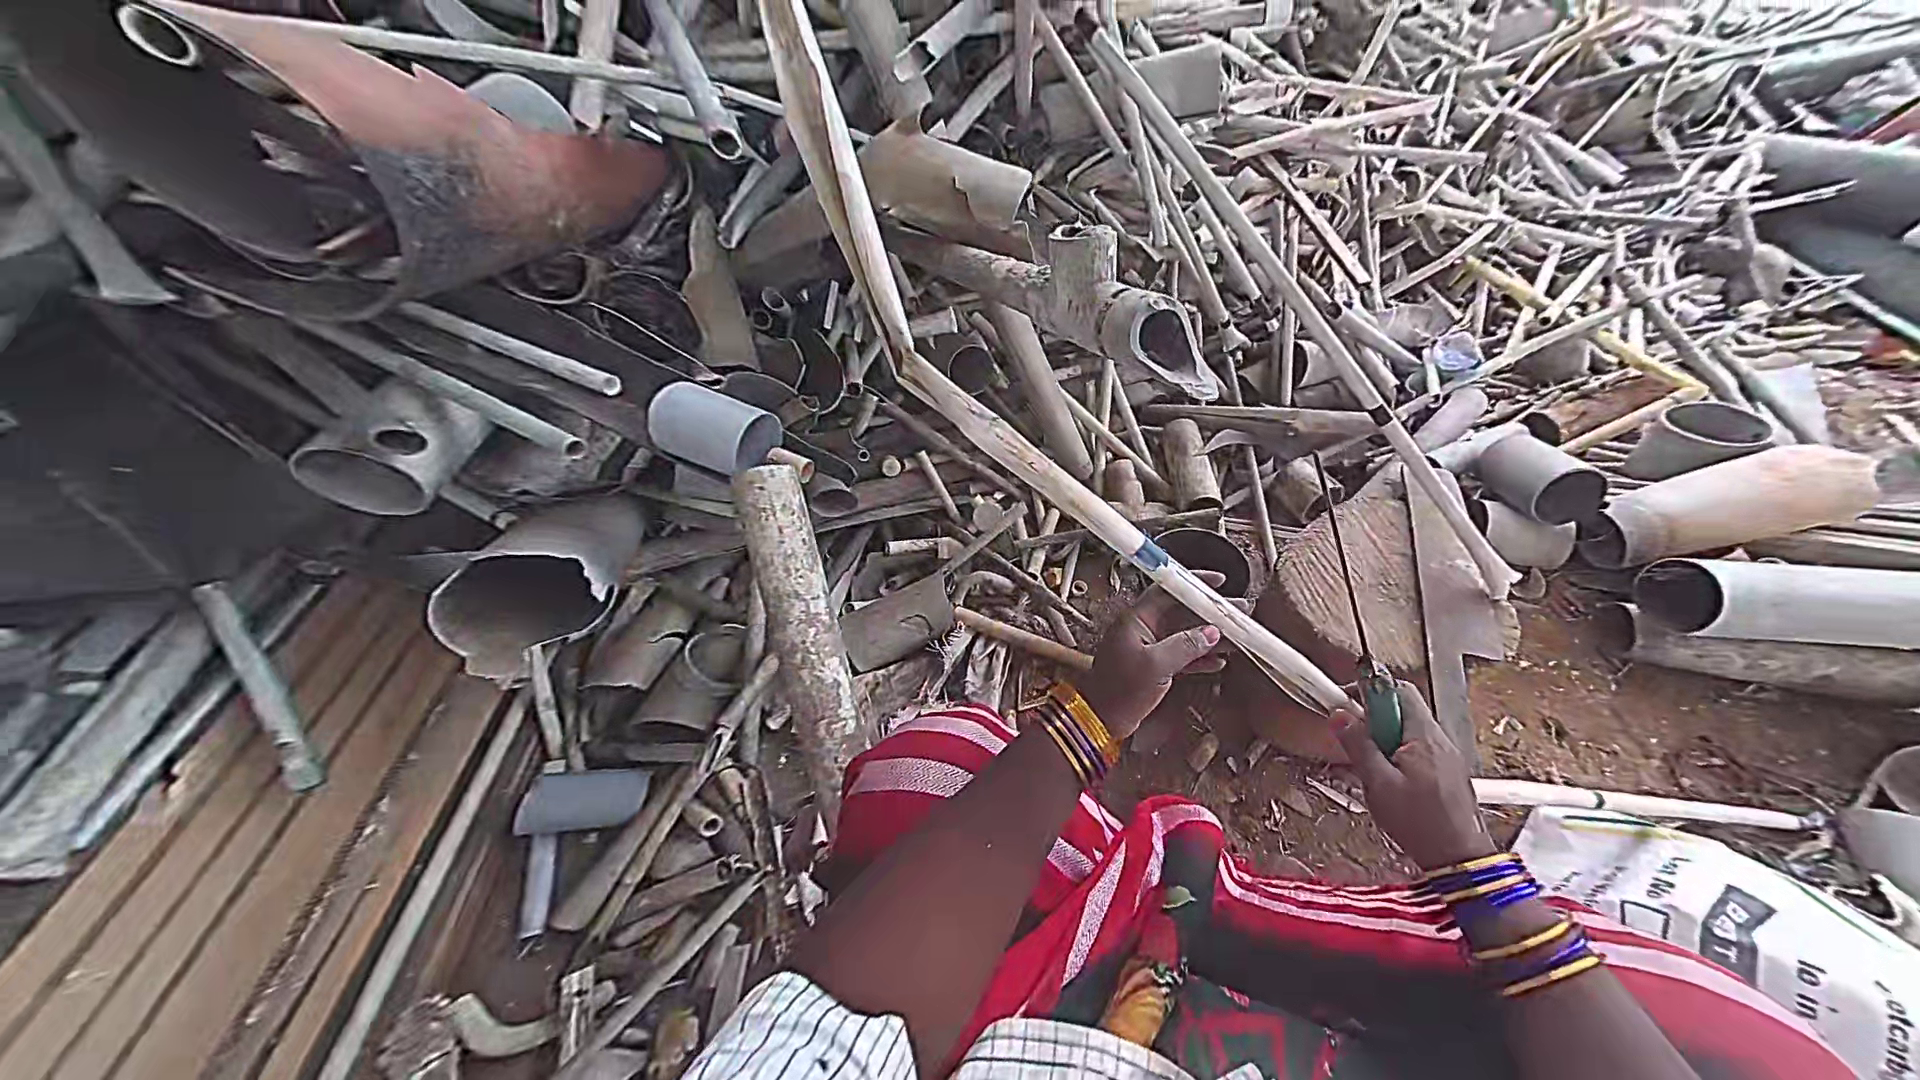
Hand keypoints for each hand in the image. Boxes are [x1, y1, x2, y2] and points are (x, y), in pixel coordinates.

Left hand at [1078, 573, 1227, 739]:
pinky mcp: (1153, 667)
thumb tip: (1211, 632)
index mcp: (1136, 620)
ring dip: (1211, 637)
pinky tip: (1219, 661)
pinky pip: (1181, 656)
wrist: (1101, 719)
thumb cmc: (1120, 690)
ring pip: (1185, 636)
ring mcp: (1148, 648)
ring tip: (1239, 637)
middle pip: (1181, 613)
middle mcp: (1142, 629)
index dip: (1192, 584)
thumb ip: (1185, 646)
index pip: (1166, 590)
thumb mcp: (1156, 665)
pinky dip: (1200, 658)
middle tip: (1240, 612)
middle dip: (1211, 613)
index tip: (1218, 583)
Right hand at [1330, 681, 1494, 870]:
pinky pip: (1415, 747)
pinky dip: (1395, 752)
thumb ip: (1358, 744)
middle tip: (1354, 738)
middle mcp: (1439, 741)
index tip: (1346, 704)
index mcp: (1424, 737)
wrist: (1460, 861)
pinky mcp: (1445, 770)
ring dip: (1382, 737)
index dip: (1368, 690)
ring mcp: (1445, 755)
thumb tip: (1339, 715)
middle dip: (1372, 718)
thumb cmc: (1420, 824)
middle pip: (1401, 708)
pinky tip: (1386, 776)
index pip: (1398, 690)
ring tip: (1369, 762)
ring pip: (1406, 728)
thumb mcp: (1377, 783)